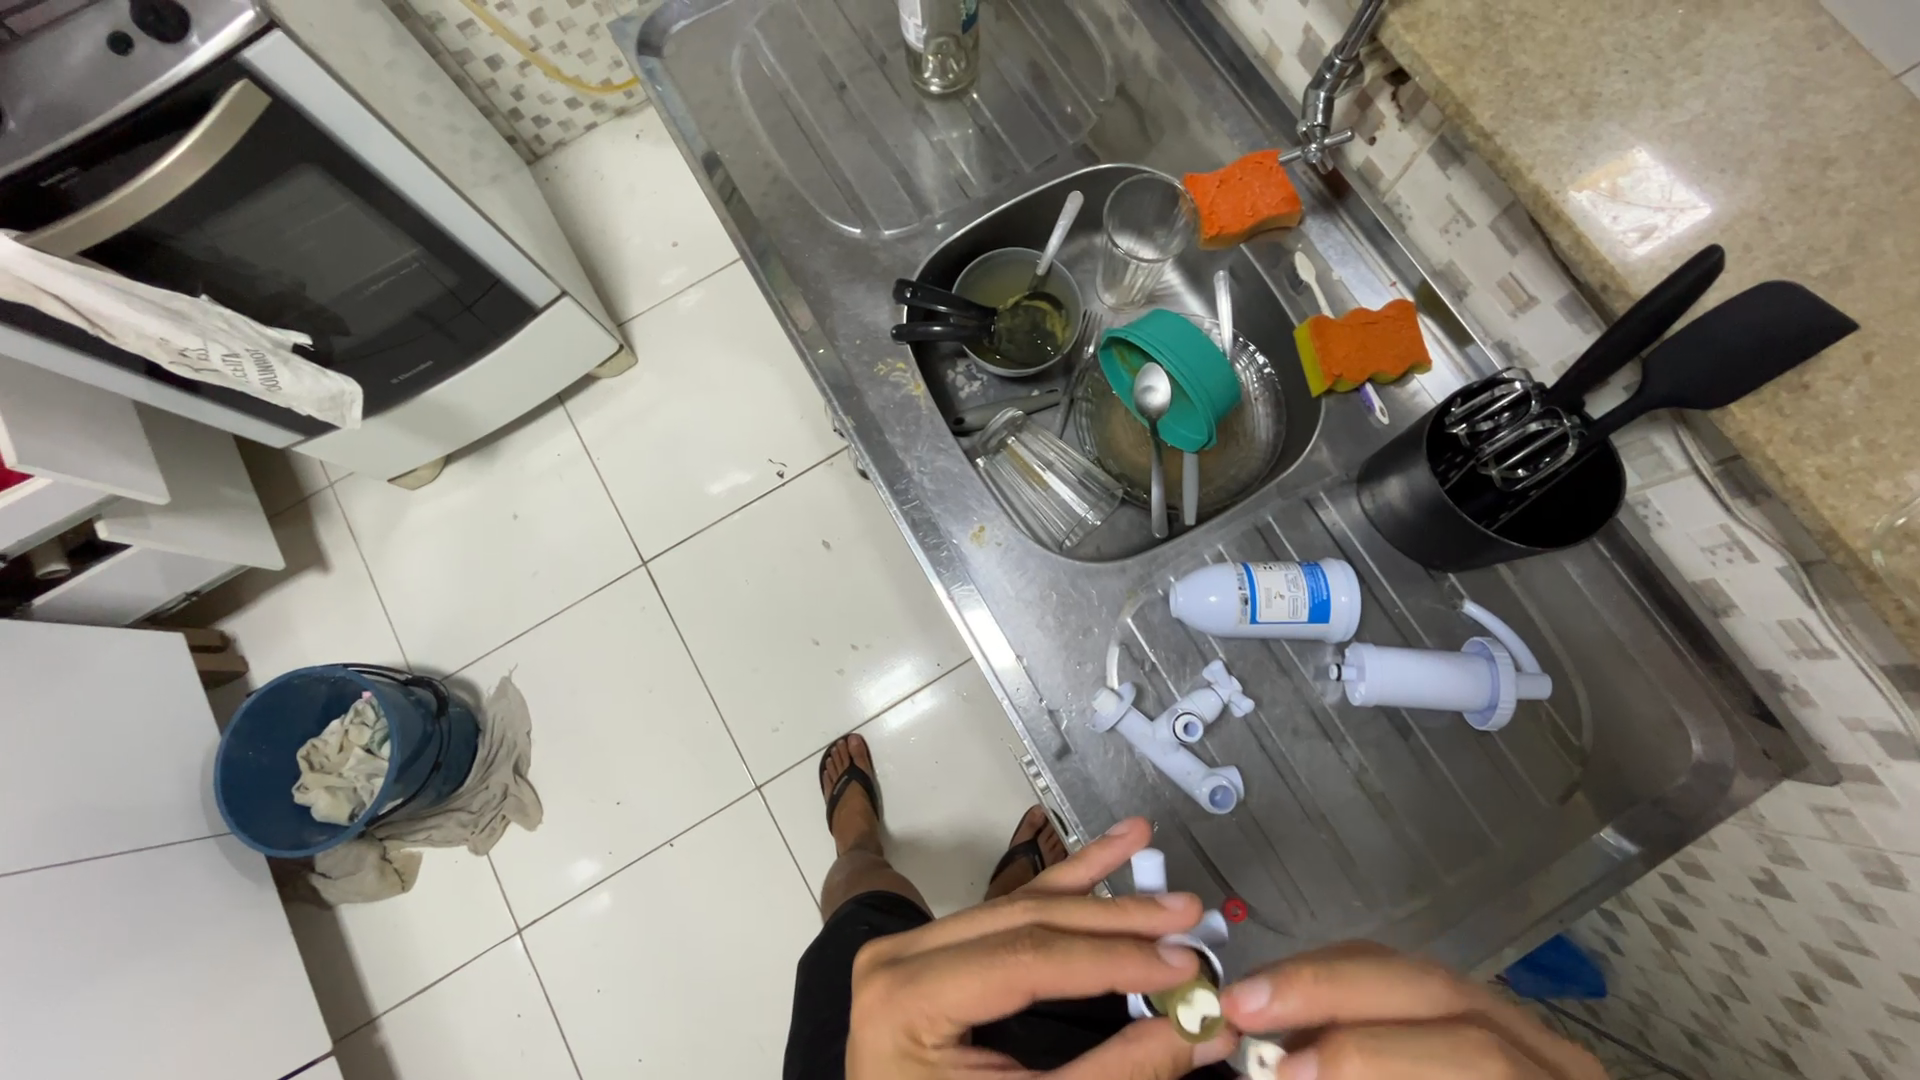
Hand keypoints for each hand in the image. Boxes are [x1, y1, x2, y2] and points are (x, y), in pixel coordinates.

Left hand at [845, 816, 1237, 1077]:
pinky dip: (1057, 888)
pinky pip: (1003, 913)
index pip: (1027, 958)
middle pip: (1025, 919)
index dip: (1112, 958)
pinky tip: (1098, 856)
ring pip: (1017, 903)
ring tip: (1141, 842)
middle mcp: (902, 954)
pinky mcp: (933, 949)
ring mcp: (915, 945)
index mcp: (907, 998)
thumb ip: (1116, 1072)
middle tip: (1186, 911)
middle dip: (1114, 917)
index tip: (1186, 964)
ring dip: (1088, 879)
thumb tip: (1204, 1030)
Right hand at [1220, 942, 1605, 1079]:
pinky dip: (1342, 984)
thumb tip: (1286, 1074)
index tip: (1284, 1073)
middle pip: (1439, 991)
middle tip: (1240, 1008)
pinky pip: (1407, 984)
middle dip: (1325, 991)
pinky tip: (1292, 999)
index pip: (1477, 1059)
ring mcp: (1529, 1038)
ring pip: (1417, 973)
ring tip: (1252, 999)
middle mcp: (1557, 1065)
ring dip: (1321, 980)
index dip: (1369, 1058)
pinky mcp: (1490, 1025)